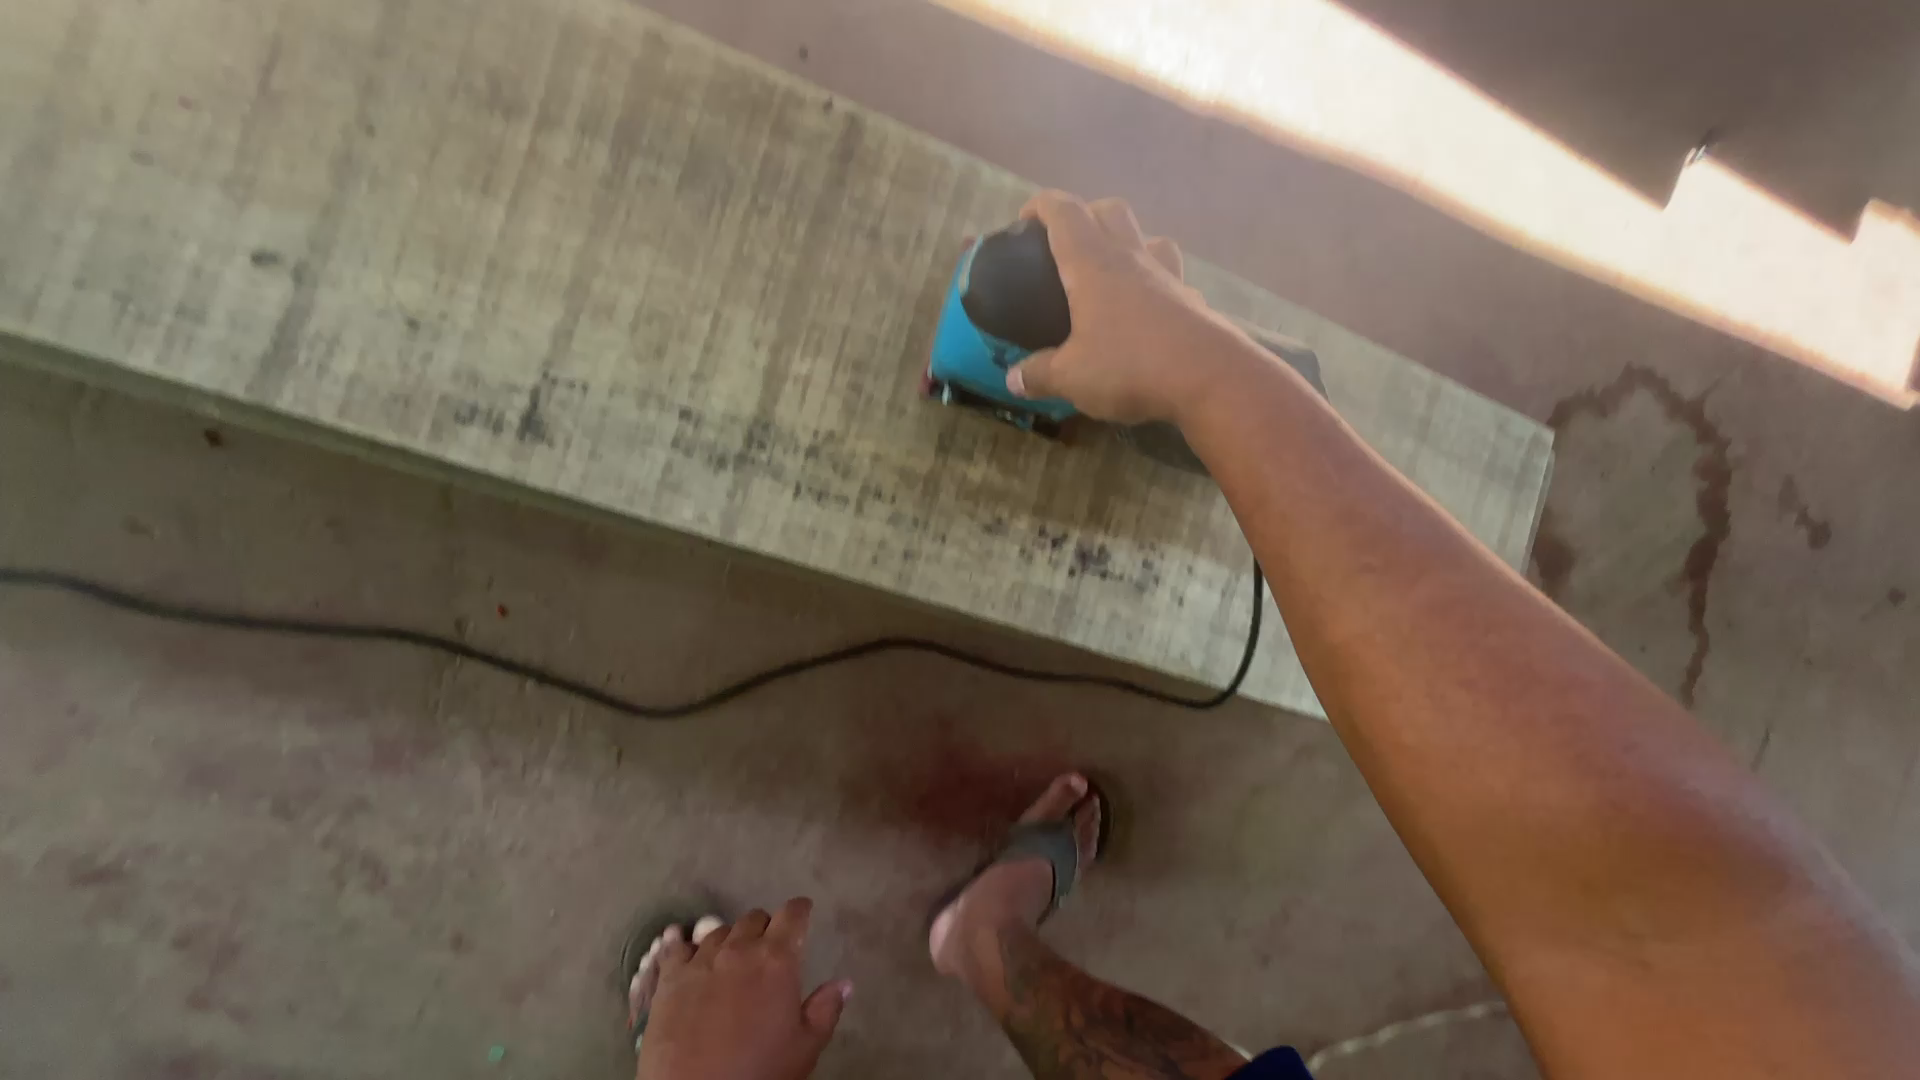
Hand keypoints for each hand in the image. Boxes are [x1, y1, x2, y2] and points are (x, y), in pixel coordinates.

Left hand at [636, 898, 850, 1079]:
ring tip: (731, 960)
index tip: (803, 914)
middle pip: (755, 918)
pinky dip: (686, 946)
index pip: (793, 914)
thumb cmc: (759, 1074)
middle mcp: (740, 949)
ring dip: (731, 939)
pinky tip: (688, 953)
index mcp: (777, 960)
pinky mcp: (670, 978)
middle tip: (768, 949)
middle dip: (765, 928)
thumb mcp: (804, 1048)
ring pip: (720, 931)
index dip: (800, 911)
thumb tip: (844, 982)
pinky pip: (678, 947)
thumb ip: (826, 1009)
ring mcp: (702, 960)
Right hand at [1006, 191, 1247, 424]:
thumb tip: (1013, 379)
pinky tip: (1146, 309)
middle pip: (1110, 210)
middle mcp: (1130, 258)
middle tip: (1066, 244)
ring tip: (1111, 271)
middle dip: (1085, 214)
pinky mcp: (1191, 300)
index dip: (1041, 206)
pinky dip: (1153, 281)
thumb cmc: (1129, 366)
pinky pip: (1169, 276)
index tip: (1025, 219)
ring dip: (1126, 241)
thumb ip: (1038, 374)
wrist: (1209, 378)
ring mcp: (1166, 276)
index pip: (1064, 212)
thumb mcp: (1070, 377)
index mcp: (1092, 264)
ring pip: (1146, 236)